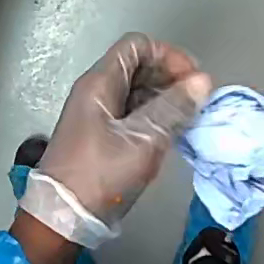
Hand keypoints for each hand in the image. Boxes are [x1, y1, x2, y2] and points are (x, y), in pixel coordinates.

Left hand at [20, 33, 212, 246]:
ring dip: (164, 99)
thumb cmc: (99, 175)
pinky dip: (153, 117)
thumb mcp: (142, 140)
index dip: (169, 55)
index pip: (136, 46)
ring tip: (190, 120)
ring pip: (135, 91)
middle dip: (170, 77)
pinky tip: (171, 136)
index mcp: (99, 83)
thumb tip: (202, 81)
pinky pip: (130, 114)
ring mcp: (95, 114)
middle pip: (137, 66)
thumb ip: (173, 108)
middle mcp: (95, 92)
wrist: (61, 217)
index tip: (194, 80)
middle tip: (198, 101)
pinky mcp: (98, 136)